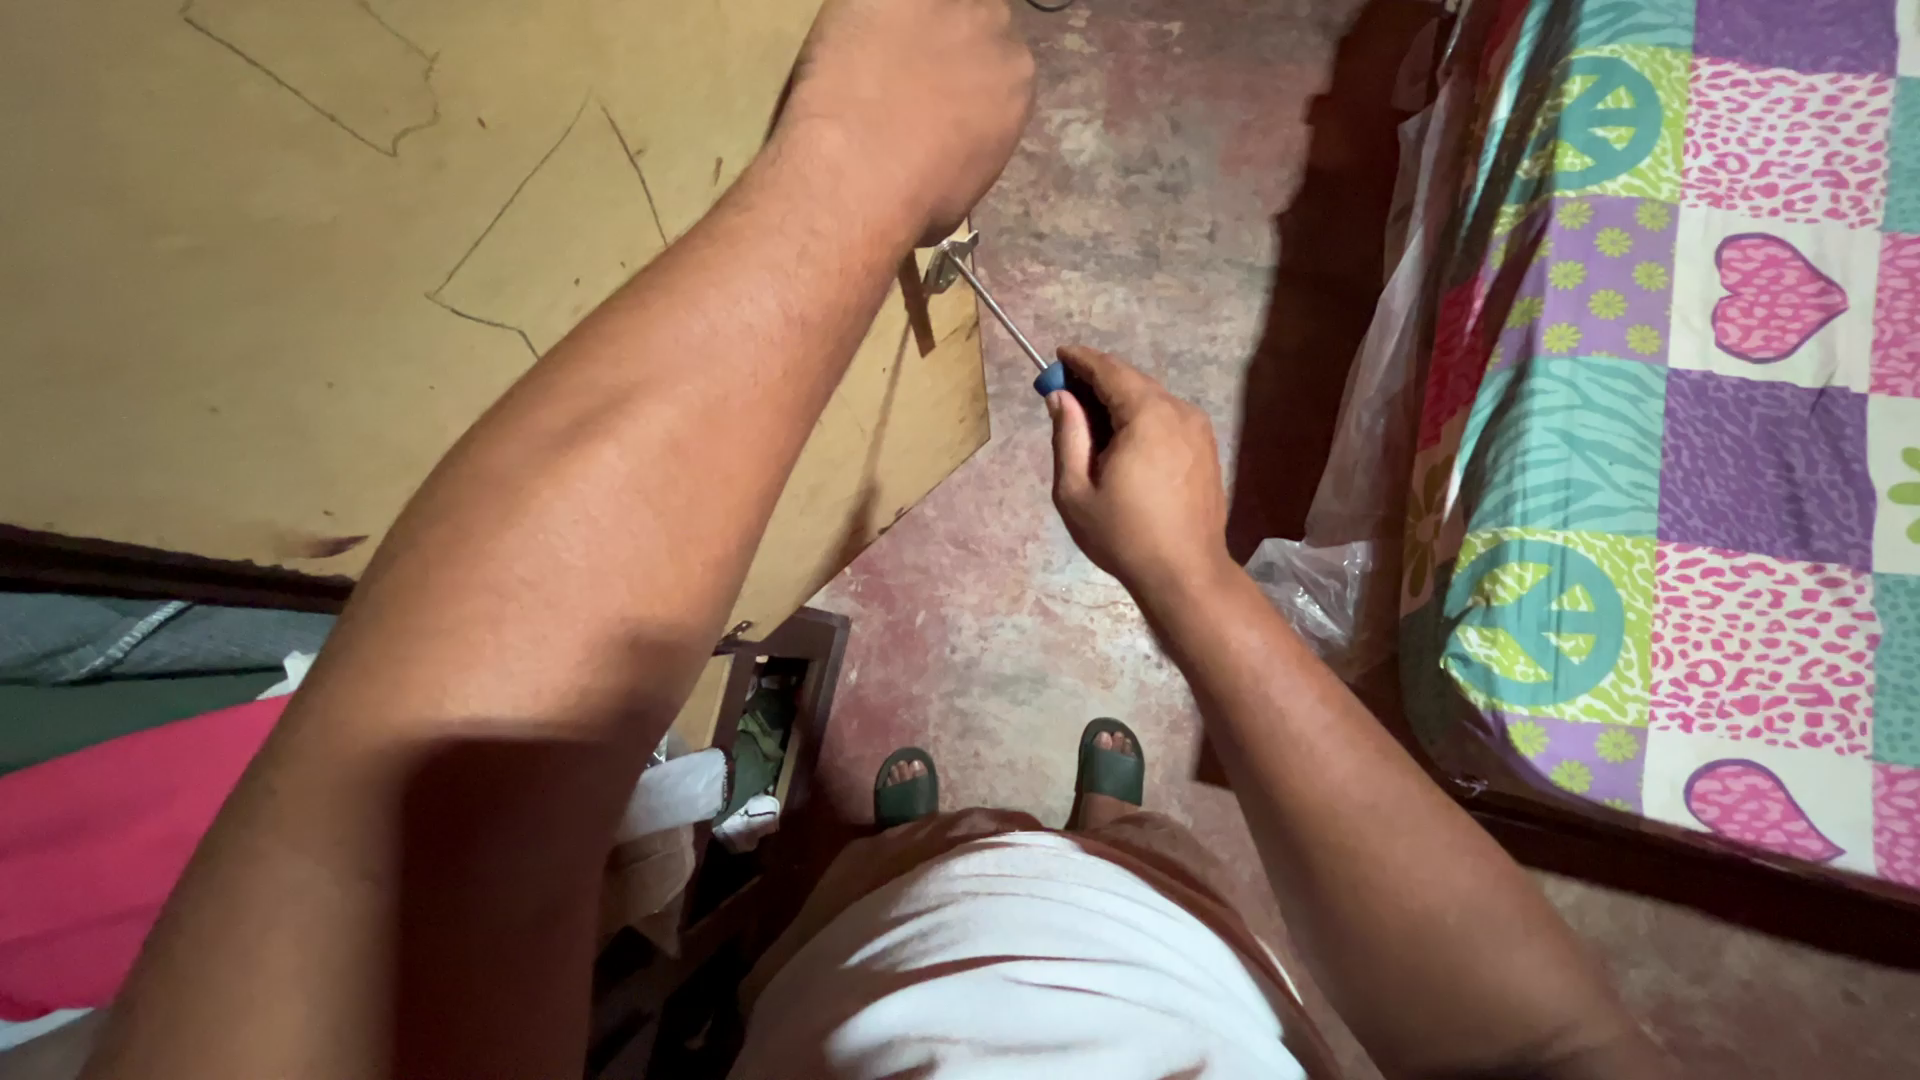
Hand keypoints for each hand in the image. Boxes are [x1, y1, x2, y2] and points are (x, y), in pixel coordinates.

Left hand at [778, 0, 1033, 243]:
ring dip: (906, 25)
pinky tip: (845, 48)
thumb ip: (967, 147)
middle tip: (904, 77)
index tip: (939, 96)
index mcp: (1016, 83)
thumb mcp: (962, 190)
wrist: (859, 177)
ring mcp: (941, 3)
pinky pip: (876, 1)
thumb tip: (948, 149)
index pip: (999, 62)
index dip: (965, 77)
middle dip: (944, 46)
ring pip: (928, 4)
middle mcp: (992, 31)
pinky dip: (863, 16)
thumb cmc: (916, 206)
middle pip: (973, 21)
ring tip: (871, 62)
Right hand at [1048, 346, 1232, 597]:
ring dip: (1120, 401)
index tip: (1058, 356)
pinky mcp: (1206, 449)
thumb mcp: (1076, 490)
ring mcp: (1198, 430)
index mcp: (1146, 415)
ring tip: (1090, 421)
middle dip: (1097, 380)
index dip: (1080, 360)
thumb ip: (1067, 436)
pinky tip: (1123, 442)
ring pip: (1152, 399)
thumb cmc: (1123, 535)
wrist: (1185, 572)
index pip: (1109, 370)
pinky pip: (1168, 419)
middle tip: (1066, 391)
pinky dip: (1141, 418)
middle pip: (1132, 381)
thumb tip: (1060, 398)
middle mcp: (1178, 411)